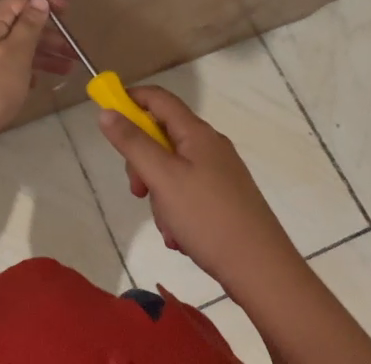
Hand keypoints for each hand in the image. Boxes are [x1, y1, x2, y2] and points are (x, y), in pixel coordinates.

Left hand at [0, 0, 76, 171]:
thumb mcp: (16, 53)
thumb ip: (29, 26)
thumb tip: (39, 0)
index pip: (19, 2)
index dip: (43, 4)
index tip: (68, 11)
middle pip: (22, 26)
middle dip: (49, 35)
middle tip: (74, 49)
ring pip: (20, 49)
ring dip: (45, 54)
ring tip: (69, 68)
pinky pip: (14, 67)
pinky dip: (31, 71)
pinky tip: (44, 81)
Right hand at [98, 86, 296, 279]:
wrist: (263, 272)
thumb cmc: (208, 218)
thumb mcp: (162, 178)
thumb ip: (132, 142)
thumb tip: (107, 111)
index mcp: (197, 133)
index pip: (158, 98)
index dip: (130, 99)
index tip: (106, 117)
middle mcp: (210, 147)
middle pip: (162, 137)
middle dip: (142, 163)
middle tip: (137, 190)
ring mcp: (220, 174)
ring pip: (172, 170)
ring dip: (159, 195)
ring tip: (168, 225)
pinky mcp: (226, 200)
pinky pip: (188, 193)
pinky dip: (176, 211)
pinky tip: (180, 237)